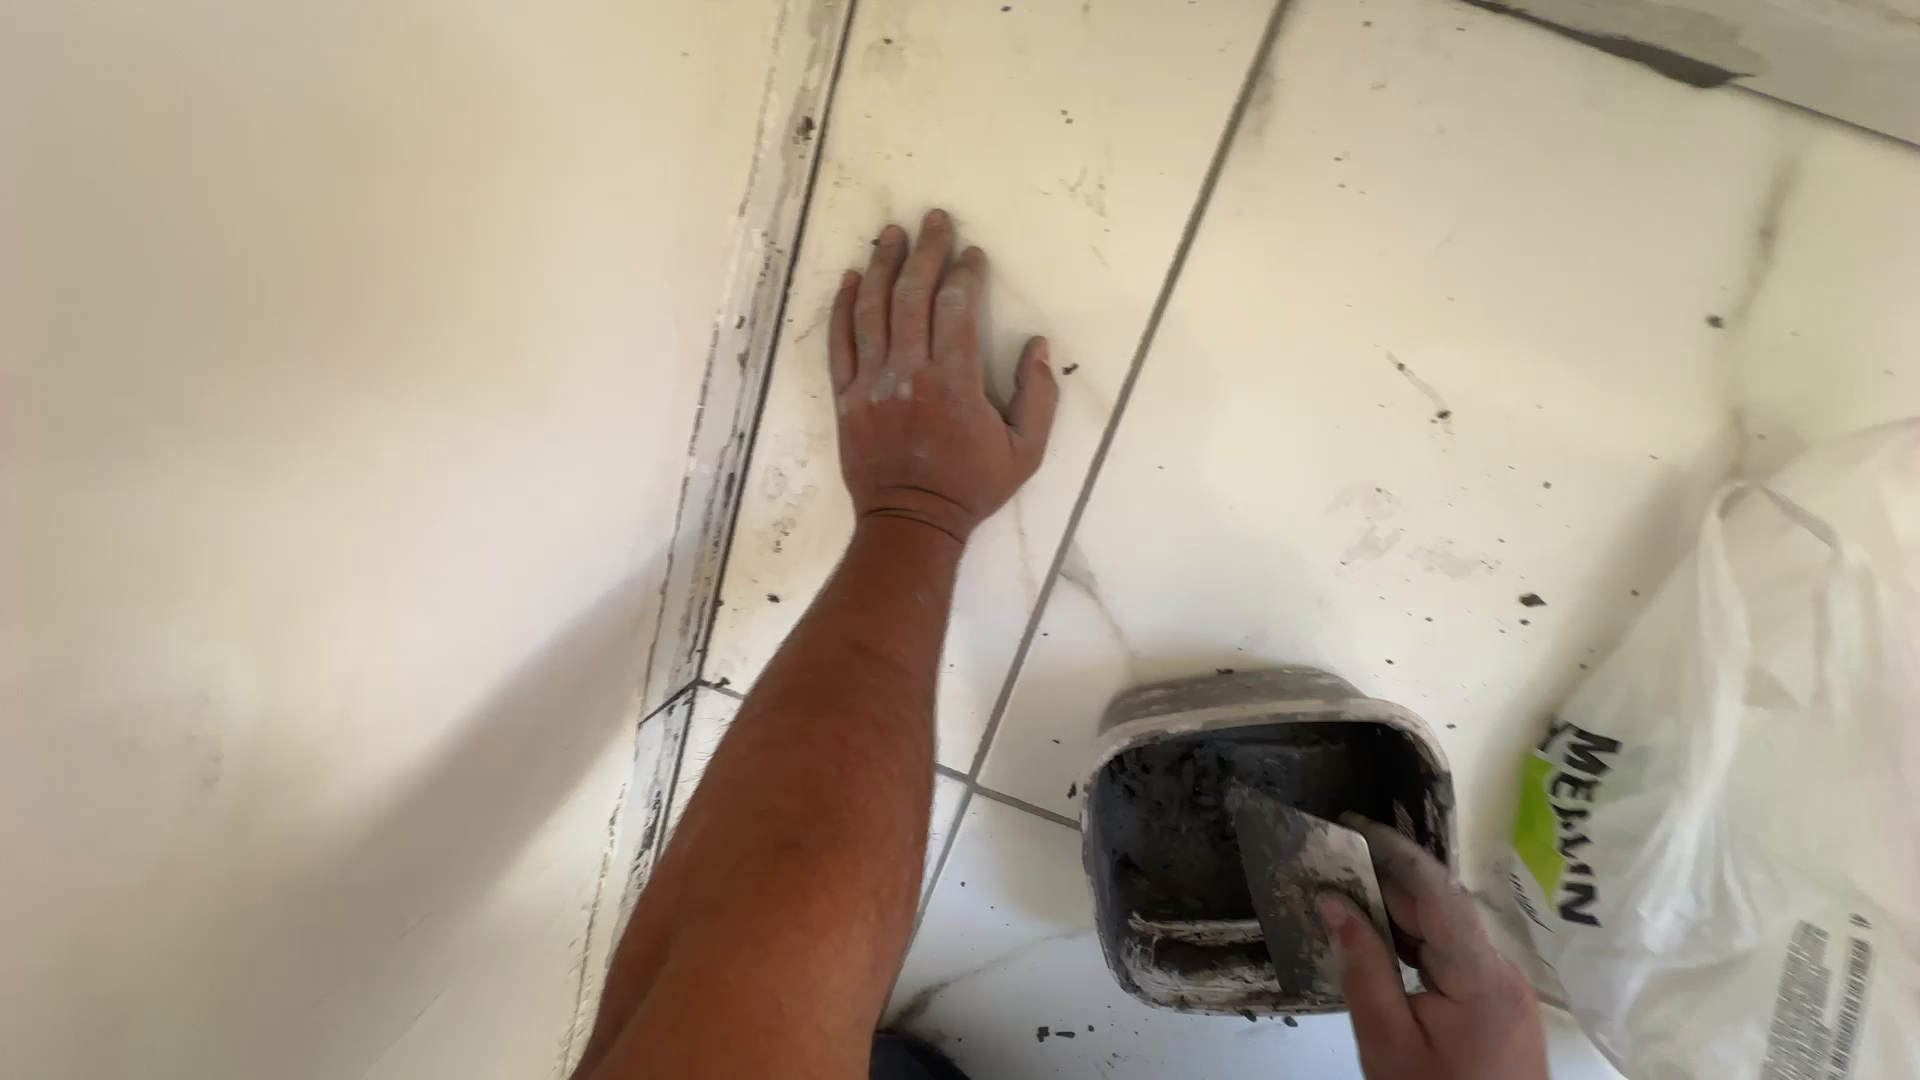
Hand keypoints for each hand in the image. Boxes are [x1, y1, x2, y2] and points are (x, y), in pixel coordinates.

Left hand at [828, 209, 1057, 543]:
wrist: (911, 522)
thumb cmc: (971, 488)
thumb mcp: (1026, 452)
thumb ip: (1038, 397)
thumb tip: (1039, 345)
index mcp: (954, 384)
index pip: (957, 308)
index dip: (966, 273)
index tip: (973, 255)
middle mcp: (909, 374)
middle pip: (912, 296)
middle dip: (925, 252)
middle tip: (933, 220)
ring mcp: (870, 384)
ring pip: (871, 310)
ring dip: (880, 266)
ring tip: (890, 234)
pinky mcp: (846, 398)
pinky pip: (839, 343)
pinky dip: (841, 307)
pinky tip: (848, 278)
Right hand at [1322, 815, 1548, 1079]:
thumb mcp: (1386, 1038)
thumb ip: (1363, 964)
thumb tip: (1333, 900)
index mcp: (1483, 979)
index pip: (1438, 892)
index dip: (1395, 852)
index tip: (1351, 826)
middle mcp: (1503, 976)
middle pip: (1441, 908)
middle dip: (1385, 880)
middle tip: (1331, 862)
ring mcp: (1504, 993)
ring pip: (1445, 929)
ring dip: (1396, 910)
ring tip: (1343, 891)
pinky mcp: (1497, 1008)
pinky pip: (1451, 956)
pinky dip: (1412, 939)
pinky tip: (1375, 936)